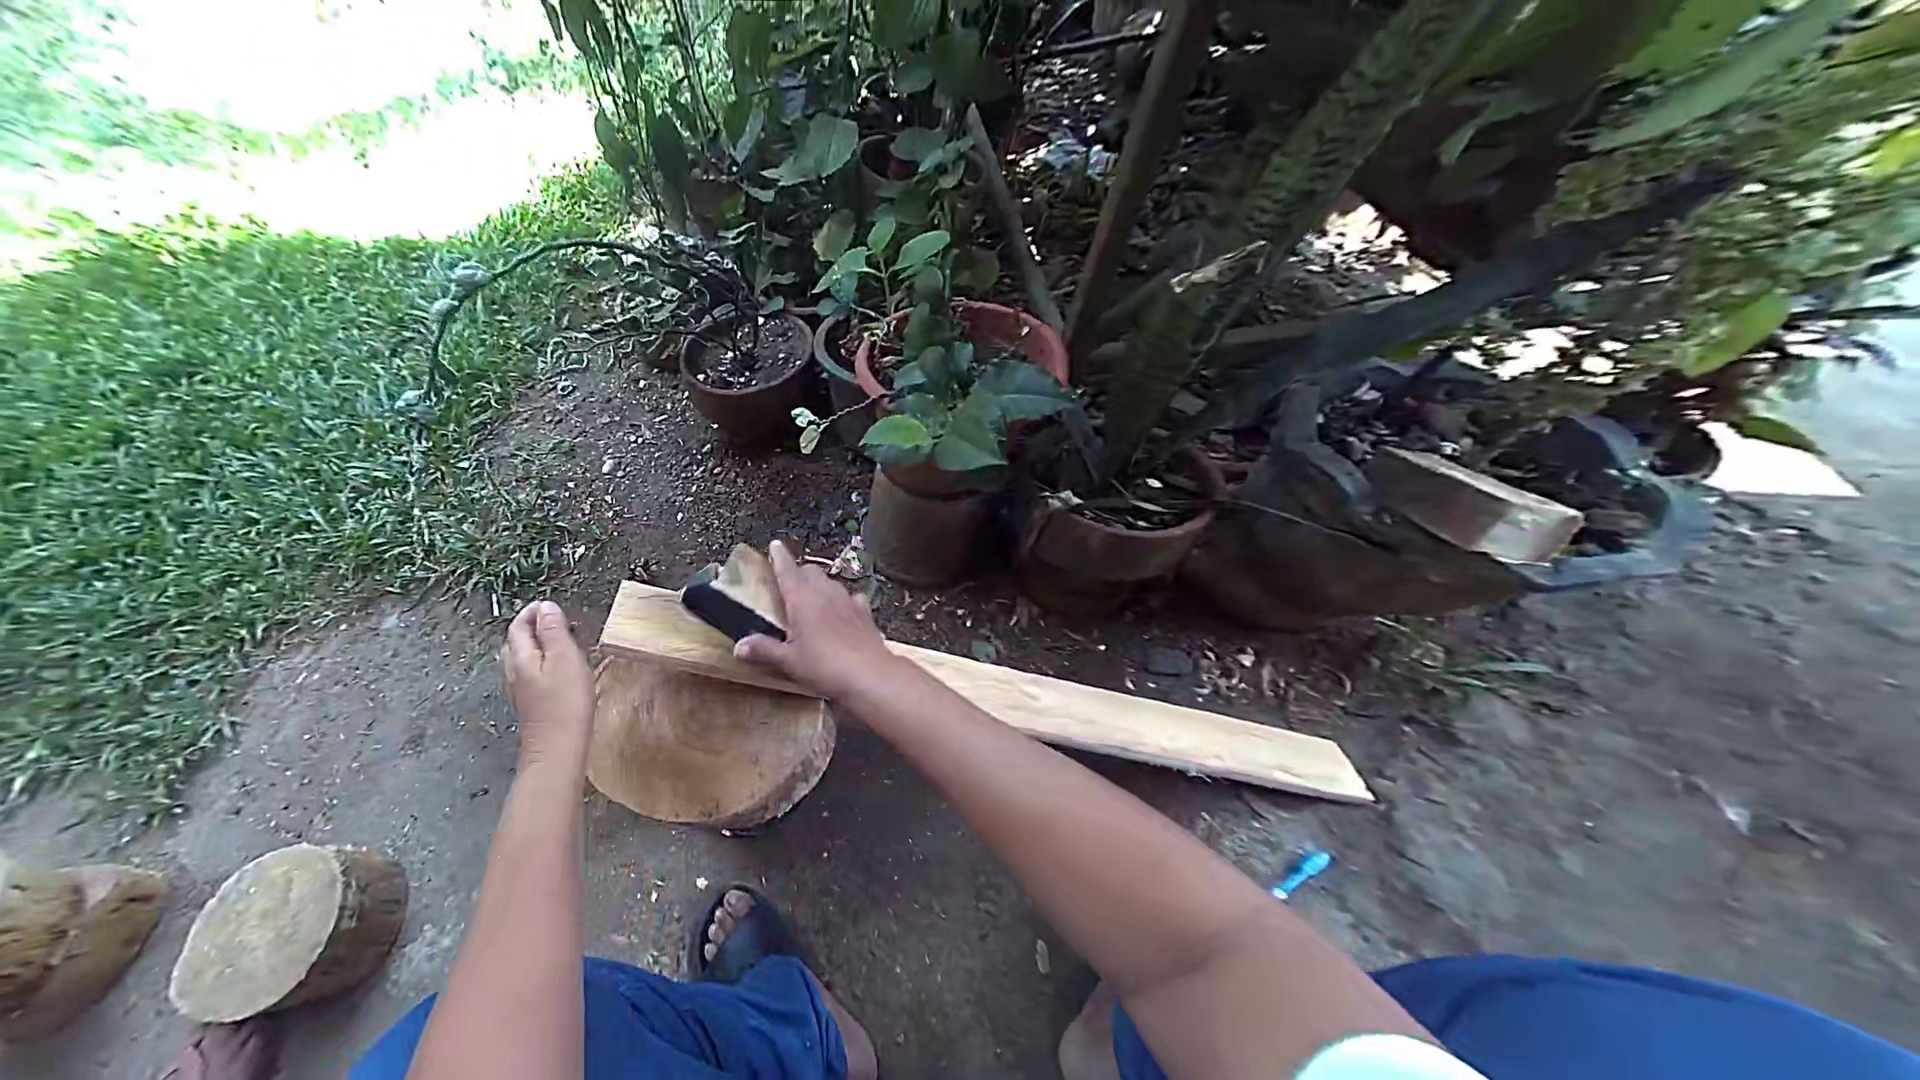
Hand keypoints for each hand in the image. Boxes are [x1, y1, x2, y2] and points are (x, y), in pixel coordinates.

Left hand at [501, 600, 594, 771]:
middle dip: (533, 625)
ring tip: (562, 639)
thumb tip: (546, 607)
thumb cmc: (565, 702)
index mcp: (520, 657)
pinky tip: (560, 667)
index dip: (533, 611)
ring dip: (538, 643)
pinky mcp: (531, 702)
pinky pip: (531, 672)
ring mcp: (520, 689)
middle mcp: (514, 671)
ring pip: (523, 657)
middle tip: (558, 619)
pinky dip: (543, 660)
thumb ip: (554, 631)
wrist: (559, 747)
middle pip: (516, 641)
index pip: (518, 626)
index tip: (551, 604)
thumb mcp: (565, 658)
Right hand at [734, 541, 898, 699]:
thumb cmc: (824, 665)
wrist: (869, 673)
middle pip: (811, 571)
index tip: (775, 545)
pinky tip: (842, 612)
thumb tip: (740, 646)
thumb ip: (764, 650)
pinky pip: (851, 598)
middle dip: (799, 573)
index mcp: (802, 598)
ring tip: (812, 600)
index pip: (787, 569)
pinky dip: (843, 601)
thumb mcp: (789, 661)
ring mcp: (848, 599)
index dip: (779, 556)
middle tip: (789, 585)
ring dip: (820, 586)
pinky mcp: (865, 612)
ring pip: (831, 582)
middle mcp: (826, 592)